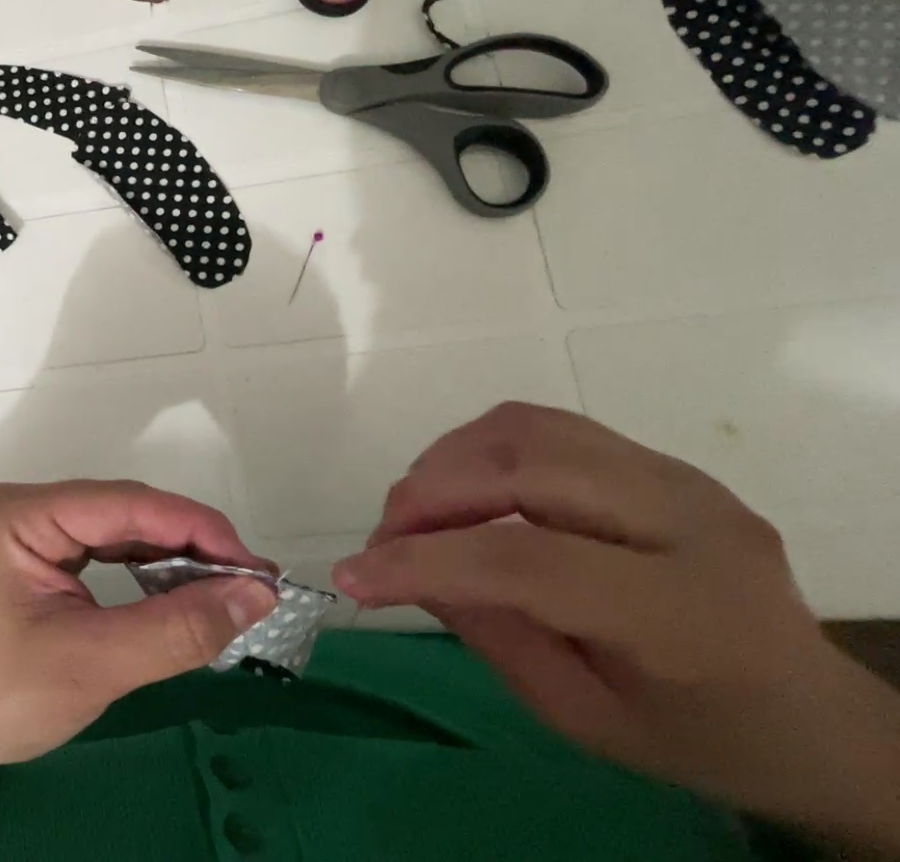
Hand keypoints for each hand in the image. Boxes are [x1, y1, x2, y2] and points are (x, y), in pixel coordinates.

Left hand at [0, 480, 279, 776]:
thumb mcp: (93, 663)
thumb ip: (177, 628)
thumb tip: (256, 594)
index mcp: (19, 515)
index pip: (124, 504)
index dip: (196, 528)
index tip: (257, 567)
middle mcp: (21, 509)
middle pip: (121, 511)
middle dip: (188, 544)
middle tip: (250, 585)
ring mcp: (25, 532)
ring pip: (115, 531)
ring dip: (170, 559)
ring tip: (225, 591)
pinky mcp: (34, 559)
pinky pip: (99, 552)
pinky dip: (142, 573)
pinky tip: (177, 594)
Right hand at [334, 402, 899, 845]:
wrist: (812, 715)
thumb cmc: (693, 735)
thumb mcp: (580, 715)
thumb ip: (487, 631)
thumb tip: (401, 567)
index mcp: (686, 615)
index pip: (527, 561)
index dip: (424, 560)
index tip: (350, 577)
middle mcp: (691, 524)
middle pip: (524, 468)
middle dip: (427, 495)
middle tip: (383, 540)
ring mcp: (680, 478)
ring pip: (525, 429)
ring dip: (445, 462)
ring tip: (415, 513)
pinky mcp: (660, 461)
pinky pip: (543, 427)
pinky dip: (477, 448)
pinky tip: (459, 490)